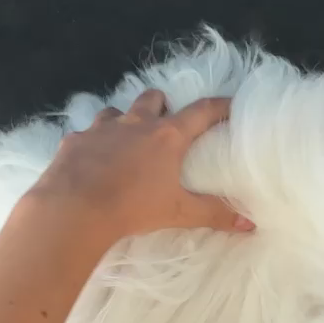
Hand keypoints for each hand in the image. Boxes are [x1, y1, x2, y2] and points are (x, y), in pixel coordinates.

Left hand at [29, 89, 250, 243]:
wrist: (75, 208)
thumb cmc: (133, 208)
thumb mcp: (178, 212)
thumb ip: (213, 214)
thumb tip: (250, 224)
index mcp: (166, 136)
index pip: (201, 112)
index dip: (219, 107)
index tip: (230, 106)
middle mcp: (135, 123)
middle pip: (153, 98)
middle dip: (162, 106)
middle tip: (165, 126)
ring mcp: (101, 128)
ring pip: (116, 111)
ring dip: (124, 121)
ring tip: (126, 142)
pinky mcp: (74, 140)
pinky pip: (86, 134)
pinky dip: (92, 143)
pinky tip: (91, 162)